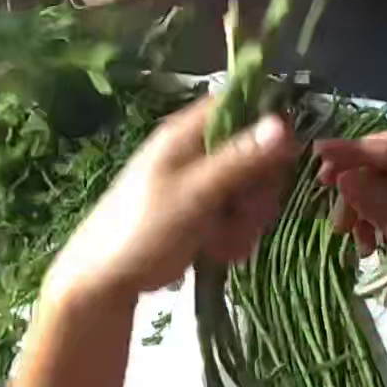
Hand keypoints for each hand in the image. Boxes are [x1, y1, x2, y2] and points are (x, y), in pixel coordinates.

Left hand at [43, 95, 298, 303]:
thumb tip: (283, 124)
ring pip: (251, 189)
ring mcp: (202, 185)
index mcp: (187, 133)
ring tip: (221, 240)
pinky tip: (217, 252)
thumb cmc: (142, 229)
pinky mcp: (204, 214)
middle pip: (255, 153)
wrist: (104, 281)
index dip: (267, 125)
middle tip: (243, 211)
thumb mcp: (194, 193)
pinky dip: (234, 236)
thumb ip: (239, 159)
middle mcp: (198, 152)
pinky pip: (238, 216)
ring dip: (246, 219)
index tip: (281, 158)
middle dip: (257, 188)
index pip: (239, 105)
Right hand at [313, 133, 386, 327]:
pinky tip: (361, 240)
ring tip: (341, 228)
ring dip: (358, 198)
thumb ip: (382, 206)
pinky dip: (369, 215)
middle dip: (354, 170)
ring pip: (383, 181)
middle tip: (322, 183)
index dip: (355, 150)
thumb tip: (345, 177)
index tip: (319, 151)